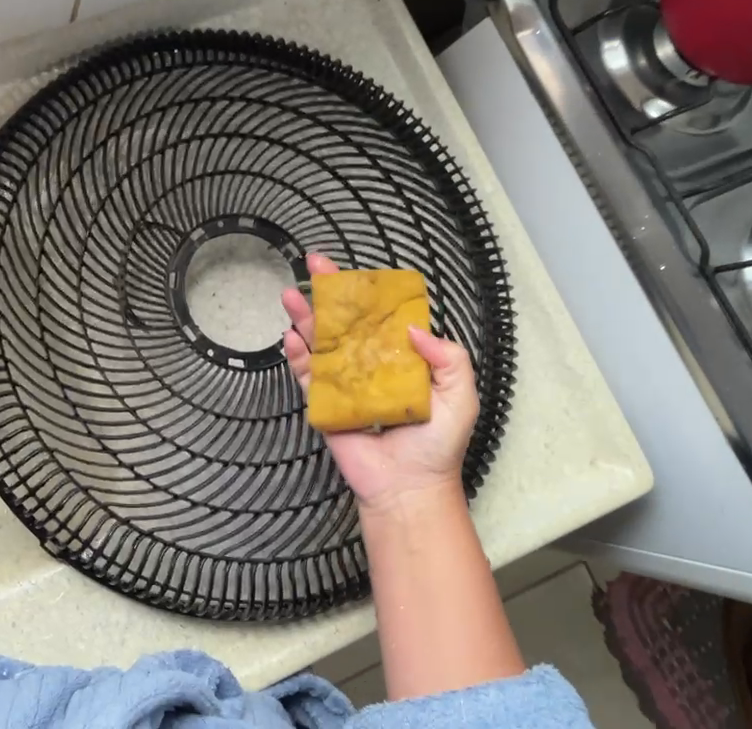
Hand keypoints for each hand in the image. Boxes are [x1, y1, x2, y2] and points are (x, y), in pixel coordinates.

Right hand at [280, 253, 479, 512]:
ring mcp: (343, 381)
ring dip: (305, 318)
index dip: (365, 291)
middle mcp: (368, 363)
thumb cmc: (438, 444)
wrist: (410, 487)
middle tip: (313, 264)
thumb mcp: (460, 396)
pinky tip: (292, 338)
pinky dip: (297, 356)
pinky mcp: (324, 403)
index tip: (352, 270)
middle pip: (343, 321)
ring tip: (291, 296)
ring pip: (320, 342)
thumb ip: (449, 358)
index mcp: (399, 357)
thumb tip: (412, 328)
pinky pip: (306, 376)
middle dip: (327, 293)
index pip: (379, 316)